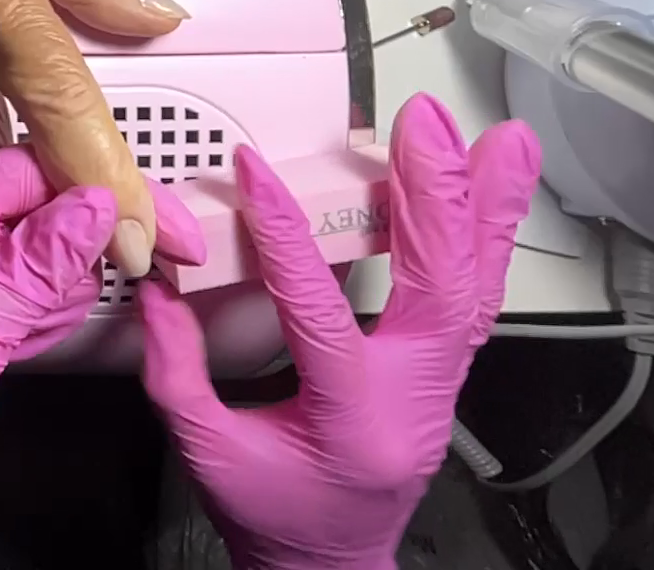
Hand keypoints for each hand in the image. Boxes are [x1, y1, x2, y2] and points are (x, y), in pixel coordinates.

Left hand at [0, 146, 113, 567]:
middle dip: (83, 243)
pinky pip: (30, 275)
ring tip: (24, 338)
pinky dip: (43, 308)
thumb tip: (94, 206)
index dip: (93, 188)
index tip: (150, 225)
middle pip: (40, 196)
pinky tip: (18, 343)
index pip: (21, 167)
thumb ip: (31, 270)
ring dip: (60, 286)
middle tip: (115, 284)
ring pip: (45, 238)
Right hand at [135, 94, 540, 569]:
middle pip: (443, 287)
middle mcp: (414, 397)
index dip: (283, 232)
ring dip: (483, 207)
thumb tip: (160, 284)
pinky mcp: (439, 369)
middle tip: (425, 127)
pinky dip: (481, 236)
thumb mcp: (203, 447)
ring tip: (493, 141)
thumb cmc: (271, 512)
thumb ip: (174, 364)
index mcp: (350, 417)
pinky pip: (471, 295)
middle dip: (435, 196)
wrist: (330, 561)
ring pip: (477, 286)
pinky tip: (482, 193)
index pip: (318, 308)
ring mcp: (439, 383)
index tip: (254, 170)